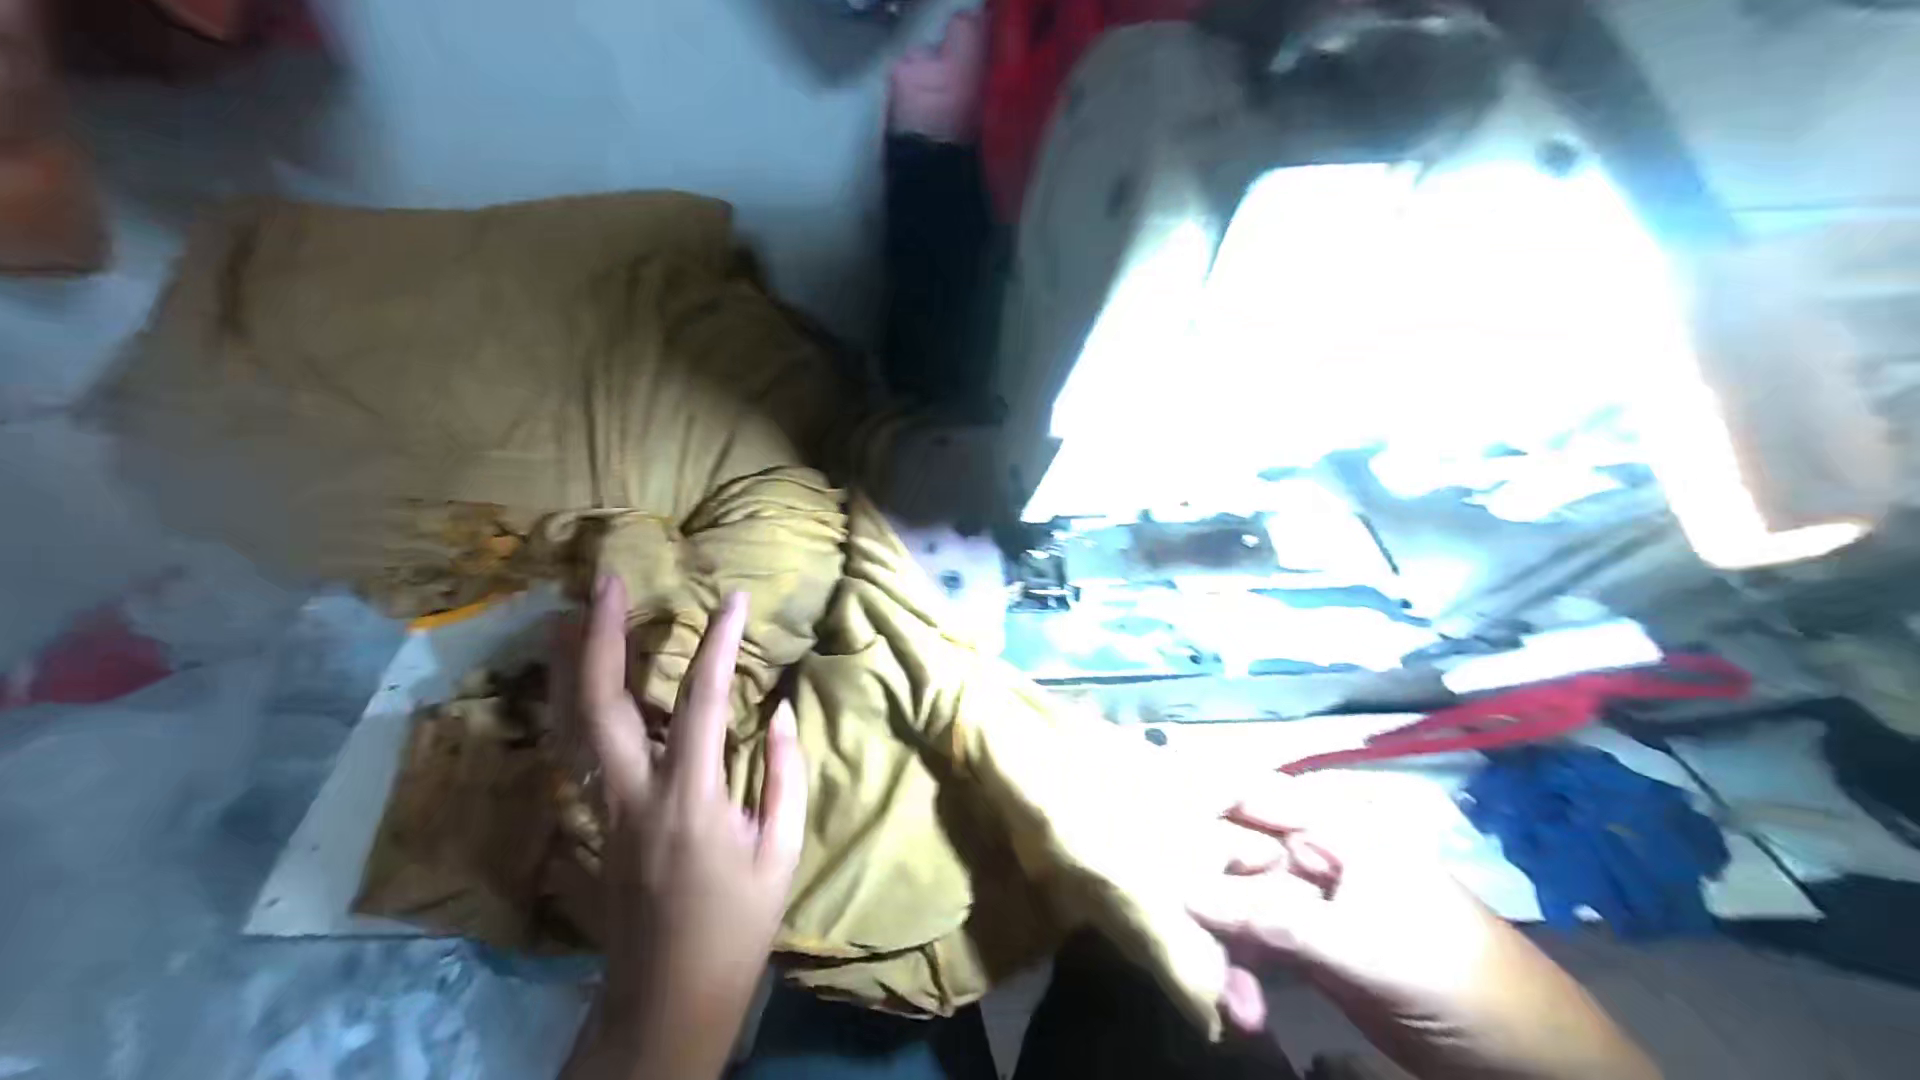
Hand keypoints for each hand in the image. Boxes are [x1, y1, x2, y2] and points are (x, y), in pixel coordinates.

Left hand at [563, 577, 808, 1079]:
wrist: (666, 995)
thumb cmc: (736, 923)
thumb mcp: (780, 851)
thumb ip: (782, 774)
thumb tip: (776, 712)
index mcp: (691, 796)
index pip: (703, 700)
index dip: (719, 642)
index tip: (733, 598)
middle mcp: (634, 792)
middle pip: (604, 702)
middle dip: (601, 635)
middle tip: (603, 582)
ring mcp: (604, 806)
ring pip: (573, 723)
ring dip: (570, 663)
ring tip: (567, 612)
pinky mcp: (595, 819)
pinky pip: (579, 748)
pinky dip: (576, 703)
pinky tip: (578, 681)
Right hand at [1188, 779, 1658, 1079]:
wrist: (1536, 1068)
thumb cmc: (1455, 978)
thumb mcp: (1361, 946)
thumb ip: (1271, 918)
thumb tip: (1182, 891)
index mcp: (1333, 829)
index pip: (1250, 794)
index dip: (1197, 799)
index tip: (1145, 820)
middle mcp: (1314, 855)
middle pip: (1235, 852)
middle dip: (1200, 888)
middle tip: (1165, 922)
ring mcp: (1312, 904)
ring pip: (1240, 905)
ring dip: (1221, 944)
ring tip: (1223, 997)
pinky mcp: (1312, 950)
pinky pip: (1257, 947)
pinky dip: (1242, 973)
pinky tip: (1244, 1011)